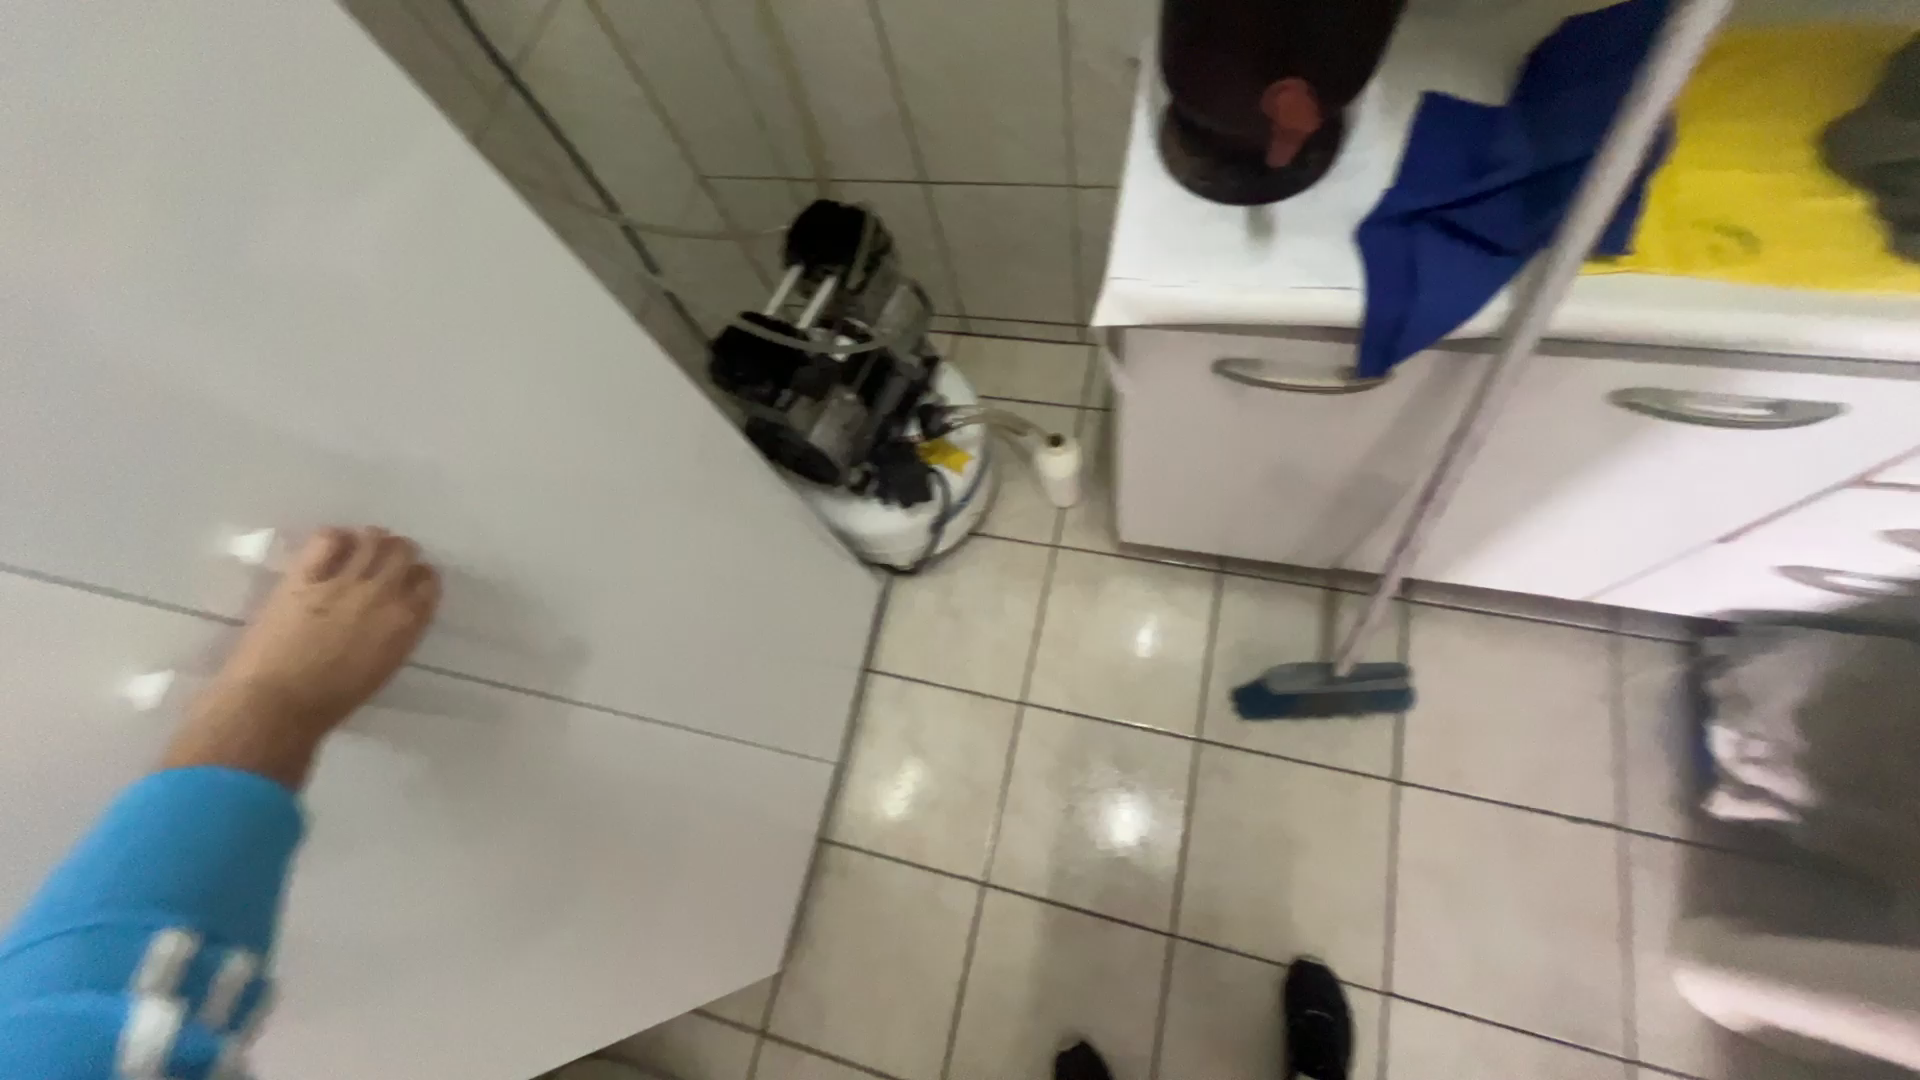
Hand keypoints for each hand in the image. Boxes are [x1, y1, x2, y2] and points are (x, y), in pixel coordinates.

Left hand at [163, 527, 440, 787]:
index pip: (428, 580)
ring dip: (370, 540)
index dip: (418, 575)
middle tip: (382, 558)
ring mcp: (344, 582)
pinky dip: (335, 537)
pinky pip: (327, 540)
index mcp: (409, 620)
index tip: (407, 579)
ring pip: (372, 539)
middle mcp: (385, 594)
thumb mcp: (386, 663)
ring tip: (358, 547)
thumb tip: (395, 610)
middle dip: (397, 551)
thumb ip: (398, 630)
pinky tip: (331, 546)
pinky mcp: (304, 578)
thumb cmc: (334, 696)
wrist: (276, 704)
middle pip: (403, 551)